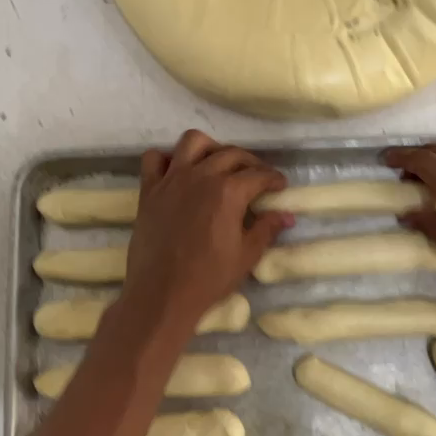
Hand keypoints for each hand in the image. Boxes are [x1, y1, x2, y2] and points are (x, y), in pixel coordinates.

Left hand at [124, 131, 289, 332]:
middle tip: (258, 177)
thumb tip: (287, 216)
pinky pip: (155, 158)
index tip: (280, 185)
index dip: (274, 179)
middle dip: (250, 162)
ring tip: (218, 164)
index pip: (259, 175)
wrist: (162, 293)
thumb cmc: (209, 278)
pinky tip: (178, 171)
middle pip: (231, 154)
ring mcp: (171, 179)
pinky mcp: (149, 190)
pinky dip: (168, 158)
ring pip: (193, 142)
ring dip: (211, 148)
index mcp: (229, 191)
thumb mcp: (247, 255)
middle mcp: (201, 176)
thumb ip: (267, 229)